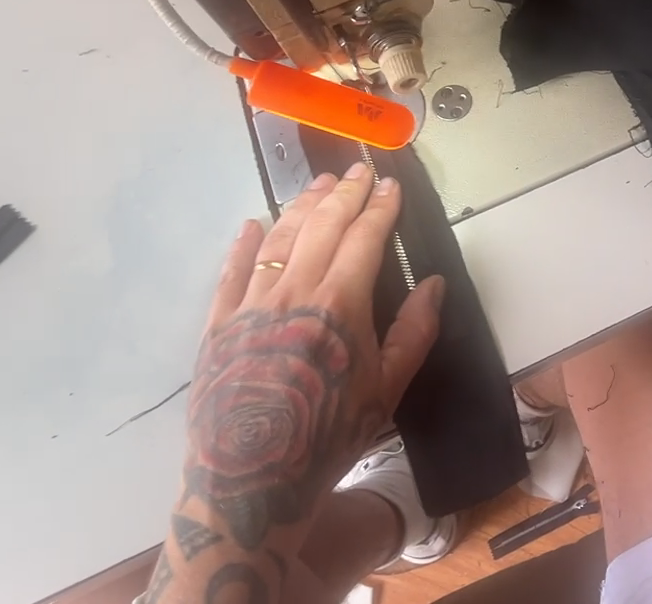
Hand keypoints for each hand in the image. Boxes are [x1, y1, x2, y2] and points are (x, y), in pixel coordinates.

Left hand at [177, 165, 443, 558]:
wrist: (250, 481)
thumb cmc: (329, 433)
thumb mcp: (387, 389)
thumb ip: (414, 331)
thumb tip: (435, 283)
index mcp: (340, 302)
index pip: (365, 236)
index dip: (381, 206)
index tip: (391, 184)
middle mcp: (294, 289)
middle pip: (322, 224)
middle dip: (345, 192)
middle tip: (358, 170)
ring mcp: (251, 303)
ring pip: (280, 237)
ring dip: (302, 204)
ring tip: (318, 183)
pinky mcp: (217, 323)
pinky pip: (230, 272)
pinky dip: (243, 244)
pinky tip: (252, 225)